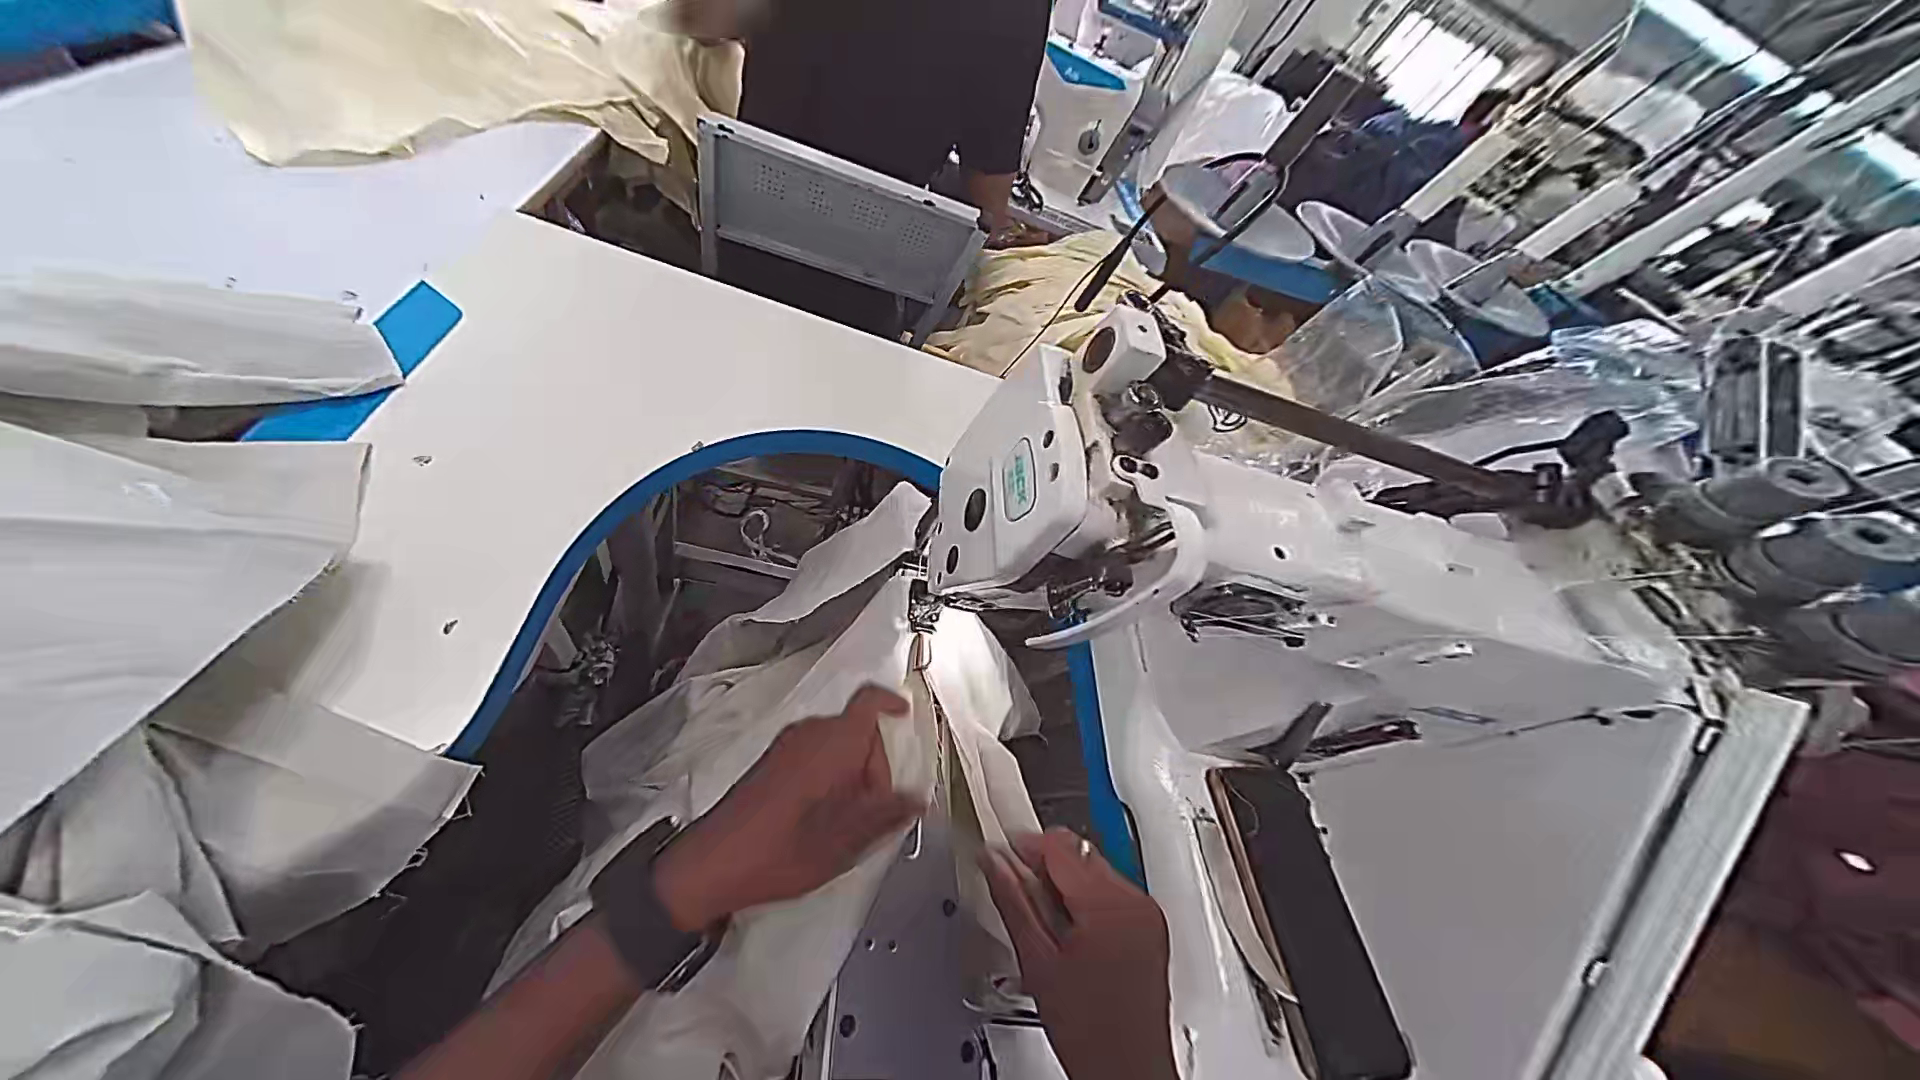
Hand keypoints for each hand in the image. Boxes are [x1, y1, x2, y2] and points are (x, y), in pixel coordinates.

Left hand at [651, 685, 922, 931]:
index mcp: (834, 741)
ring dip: (852, 771)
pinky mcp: (773, 759)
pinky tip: (822, 816)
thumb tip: (917, 799)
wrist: (711, 865)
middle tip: (874, 807)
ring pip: (837, 742)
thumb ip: (886, 814)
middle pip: (858, 729)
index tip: (904, 714)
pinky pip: (815, 751)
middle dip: (874, 764)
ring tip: (846, 819)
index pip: (870, 701)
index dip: (891, 702)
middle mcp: (810, 732)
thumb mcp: (845, 841)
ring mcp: (787, 743)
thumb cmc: (780, 850)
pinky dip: (830, 772)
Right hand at [981, 828, 1177, 1079]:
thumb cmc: (1090, 1033)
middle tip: (1016, 886)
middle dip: (1043, 864)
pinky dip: (1085, 897)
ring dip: (1064, 880)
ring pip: (1092, 866)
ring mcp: (1146, 911)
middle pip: (1078, 852)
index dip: (1024, 845)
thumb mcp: (1037, 960)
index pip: (1059, 845)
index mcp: (1108, 905)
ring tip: (1043, 919)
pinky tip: (1068, 929)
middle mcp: (1134, 900)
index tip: (1001, 850)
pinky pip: (1110, 888)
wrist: (1128, 1074)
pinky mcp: (1149, 922)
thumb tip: (993, 861)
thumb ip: (1012, 900)